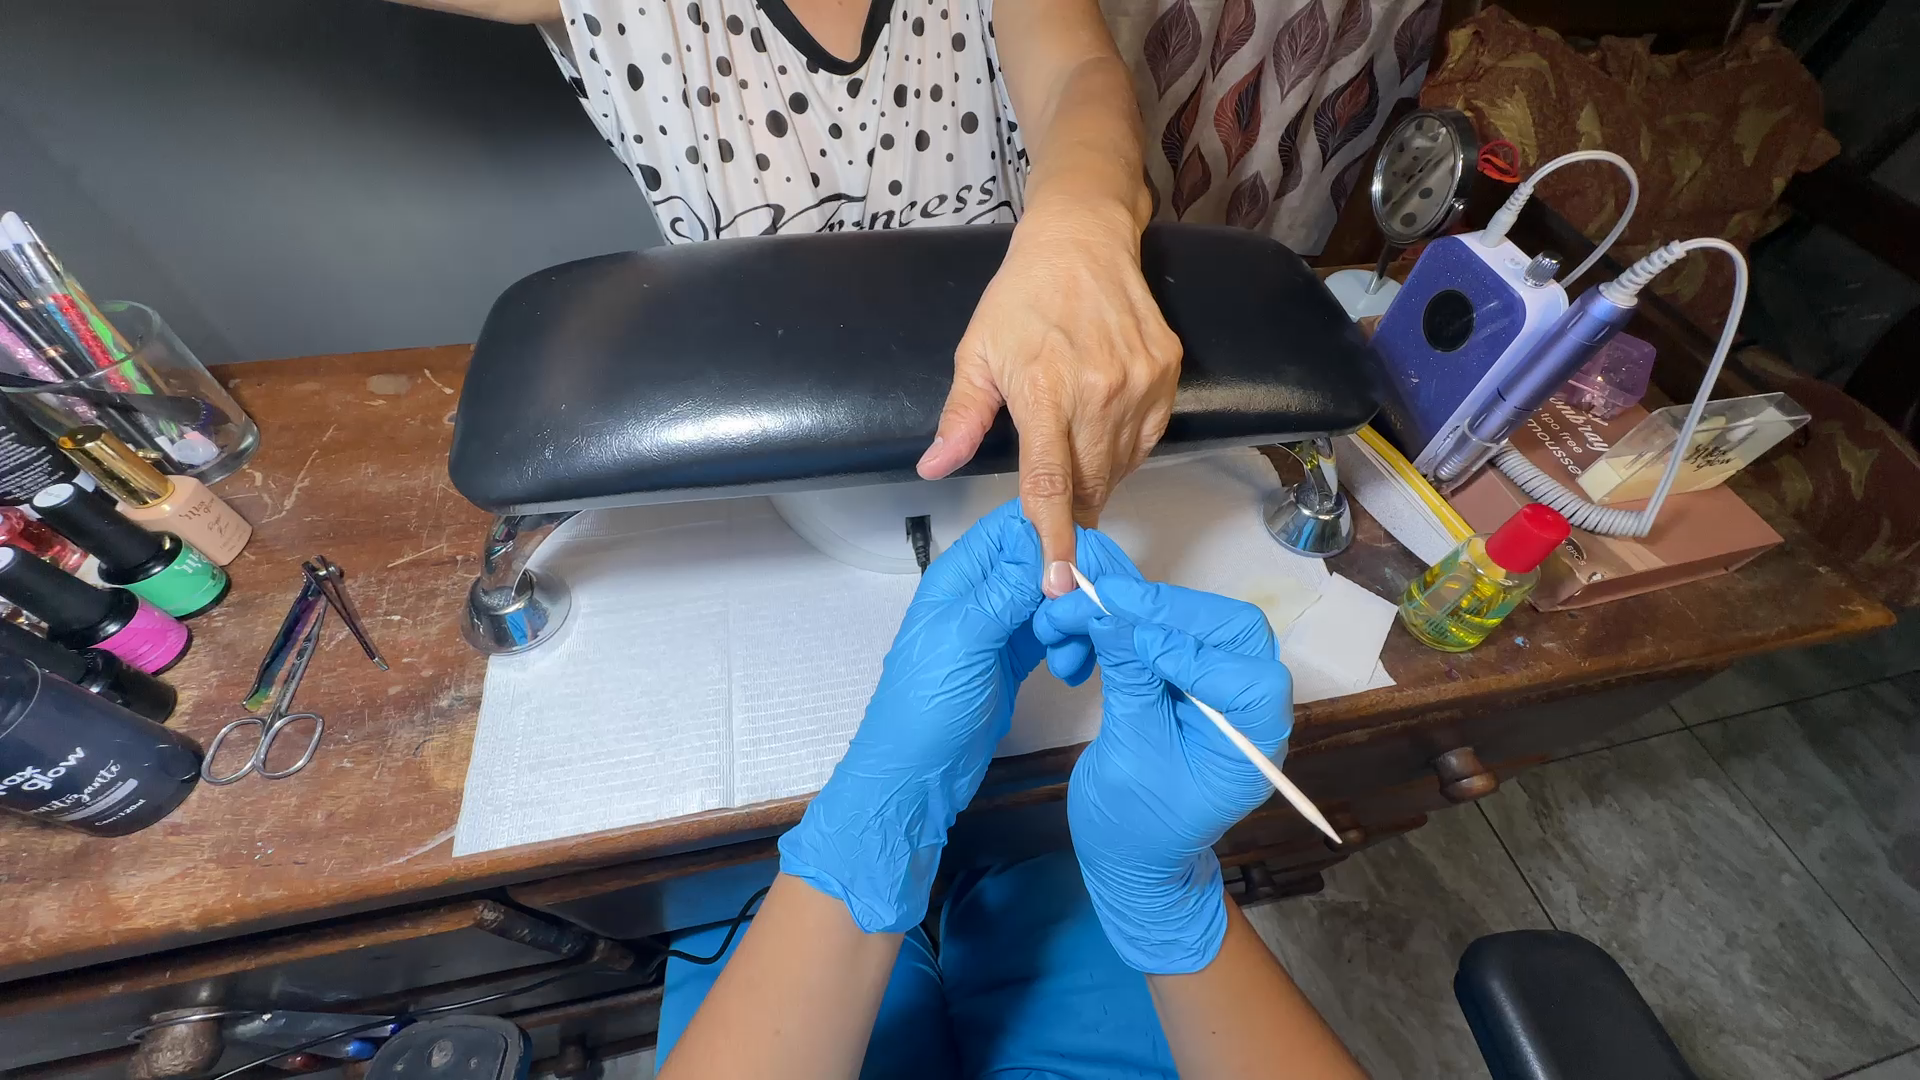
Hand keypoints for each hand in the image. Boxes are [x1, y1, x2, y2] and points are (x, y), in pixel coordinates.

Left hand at [778, 499, 1045, 932]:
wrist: (918, 775)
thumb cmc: (927, 706)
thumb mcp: (964, 640)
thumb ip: (1003, 589)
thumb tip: (1041, 537)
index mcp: (961, 575)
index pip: (1014, 526)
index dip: (1055, 534)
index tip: (1088, 566)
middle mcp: (983, 591)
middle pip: (1043, 560)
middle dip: (1074, 584)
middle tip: (1092, 618)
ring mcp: (1001, 625)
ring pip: (1054, 598)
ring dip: (1074, 622)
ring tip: (1071, 661)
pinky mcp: (1017, 656)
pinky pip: (1055, 633)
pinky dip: (1071, 646)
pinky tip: (1071, 673)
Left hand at [916, 206, 1180, 595]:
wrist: (1083, 241)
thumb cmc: (1020, 299)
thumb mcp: (977, 353)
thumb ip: (961, 418)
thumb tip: (934, 469)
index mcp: (1045, 391)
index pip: (1050, 484)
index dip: (1055, 537)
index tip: (1060, 582)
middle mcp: (1100, 393)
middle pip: (1091, 485)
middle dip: (1074, 512)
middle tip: (1058, 517)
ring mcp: (1141, 384)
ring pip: (1121, 467)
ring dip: (1097, 480)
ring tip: (1075, 453)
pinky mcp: (1168, 375)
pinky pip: (1147, 440)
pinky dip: (1123, 452)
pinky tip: (1102, 431)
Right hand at [1035, 571, 1291, 973]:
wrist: (1130, 853)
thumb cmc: (1135, 824)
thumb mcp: (1130, 755)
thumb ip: (1130, 683)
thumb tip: (1112, 617)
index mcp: (1251, 742)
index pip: (1249, 677)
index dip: (1196, 651)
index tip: (1138, 641)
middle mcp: (1248, 705)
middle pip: (1231, 630)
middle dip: (1169, 609)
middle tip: (1107, 598)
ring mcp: (1220, 687)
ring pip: (1200, 622)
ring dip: (1144, 609)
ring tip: (1089, 608)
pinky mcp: (1189, 677)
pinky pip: (1170, 633)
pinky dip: (1132, 623)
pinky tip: (1096, 626)